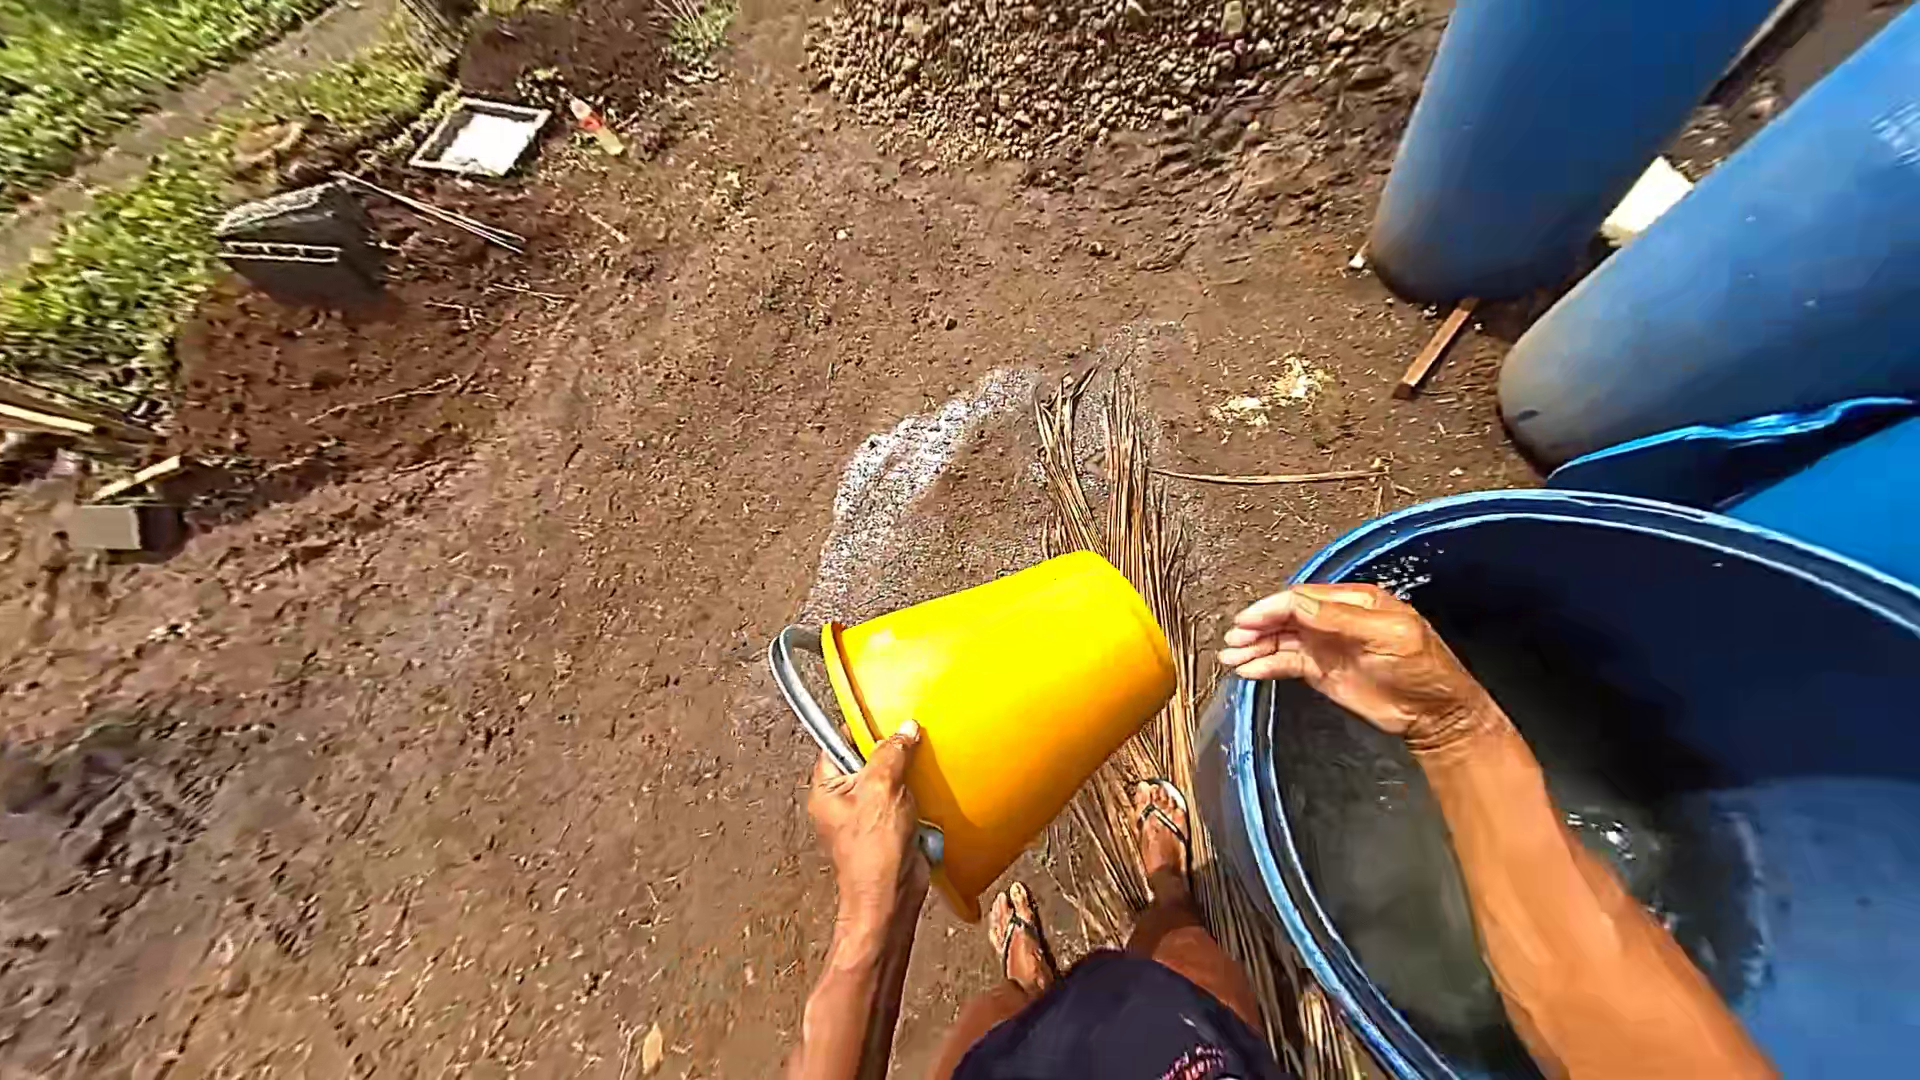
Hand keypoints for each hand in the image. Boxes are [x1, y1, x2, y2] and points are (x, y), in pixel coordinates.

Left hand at [808, 721, 927, 925]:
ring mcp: (867, 813)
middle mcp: (844, 799)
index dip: (860, 729)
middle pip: (868, 758)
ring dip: (908, 774)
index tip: (884, 717)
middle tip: (909, 740)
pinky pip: (904, 797)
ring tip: (921, 766)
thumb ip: (891, 753)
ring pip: (890, 778)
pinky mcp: (890, 826)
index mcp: (828, 788)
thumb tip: (905, 729)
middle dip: (891, 751)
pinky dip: (917, 793)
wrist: (891, 900)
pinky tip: (927, 791)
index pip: (838, 742)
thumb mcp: (881, 789)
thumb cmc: (873, 853)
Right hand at [1218, 584, 1496, 750]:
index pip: (1299, 599)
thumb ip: (1338, 617)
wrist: (1437, 717)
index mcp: (1351, 602)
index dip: (1270, 608)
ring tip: (1230, 657)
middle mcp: (1331, 619)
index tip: (1247, 621)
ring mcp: (1322, 645)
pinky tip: (1246, 670)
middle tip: (1234, 639)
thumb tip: (1293, 602)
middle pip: (1283, 617)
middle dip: (1255, 627)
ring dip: (1253, 647)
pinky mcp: (1317, 669)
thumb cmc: (1422, 670)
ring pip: (1278, 640)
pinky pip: (1283, 663)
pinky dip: (1263, 666)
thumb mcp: (1388, 634)